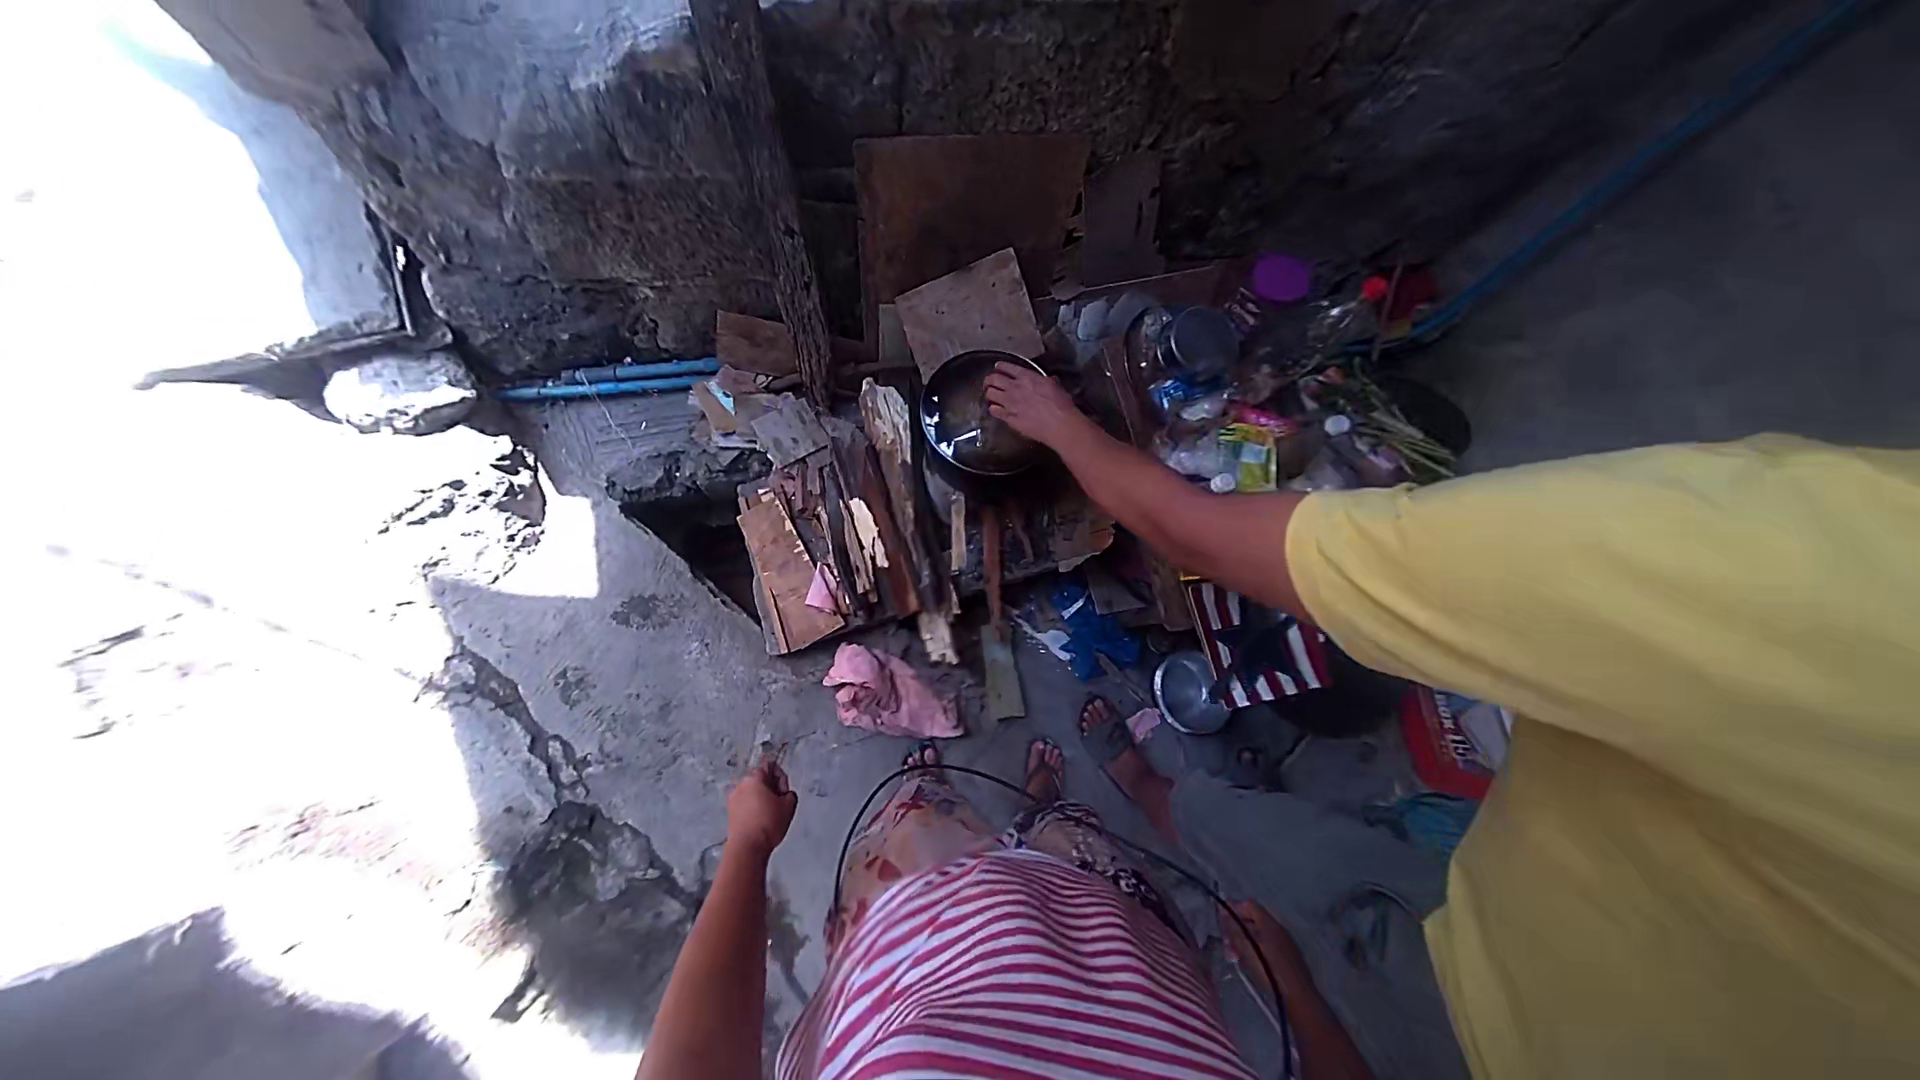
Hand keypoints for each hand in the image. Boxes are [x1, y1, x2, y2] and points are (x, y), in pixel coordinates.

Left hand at [727, 758, 797, 858]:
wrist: (747, 848)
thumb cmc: (768, 823)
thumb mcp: (789, 805)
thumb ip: (789, 794)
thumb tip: (783, 796)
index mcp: (754, 778)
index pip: (770, 766)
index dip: (781, 778)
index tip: (784, 793)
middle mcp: (740, 785)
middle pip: (760, 780)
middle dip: (771, 789)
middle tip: (780, 804)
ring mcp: (733, 800)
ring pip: (753, 794)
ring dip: (762, 800)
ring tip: (771, 815)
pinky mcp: (730, 814)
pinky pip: (746, 805)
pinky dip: (754, 810)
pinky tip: (761, 822)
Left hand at [982, 362, 1092, 448]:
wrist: (1059, 424)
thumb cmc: (1061, 405)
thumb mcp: (1054, 385)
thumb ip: (1044, 381)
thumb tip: (1044, 380)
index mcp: (1027, 377)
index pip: (1007, 367)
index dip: (1000, 367)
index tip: (997, 368)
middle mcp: (1014, 388)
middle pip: (993, 379)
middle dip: (989, 379)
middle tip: (989, 382)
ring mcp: (1009, 403)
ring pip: (990, 394)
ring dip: (989, 393)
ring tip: (990, 395)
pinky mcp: (1008, 418)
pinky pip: (994, 411)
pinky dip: (993, 409)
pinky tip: (995, 409)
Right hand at [1224, 899, 1310, 997]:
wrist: (1299, 998)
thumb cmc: (1269, 969)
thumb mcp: (1246, 947)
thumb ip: (1234, 927)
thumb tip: (1223, 909)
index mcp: (1268, 922)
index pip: (1248, 904)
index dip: (1235, 910)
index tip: (1224, 924)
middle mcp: (1278, 928)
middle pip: (1252, 920)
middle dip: (1237, 930)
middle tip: (1228, 947)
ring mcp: (1285, 943)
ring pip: (1259, 935)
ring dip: (1244, 942)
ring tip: (1236, 958)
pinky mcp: (1288, 957)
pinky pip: (1267, 946)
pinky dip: (1255, 950)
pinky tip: (1251, 964)